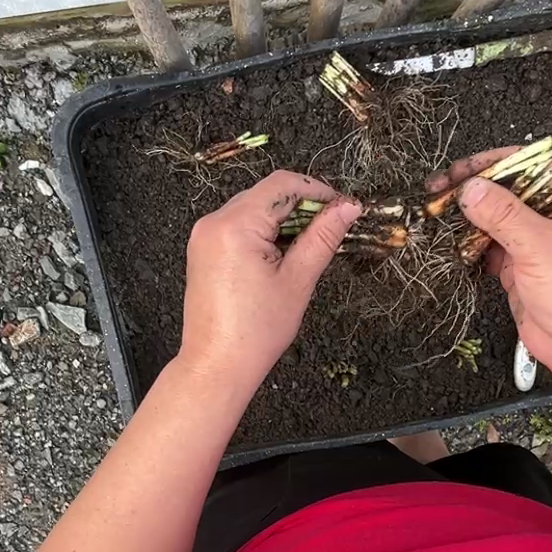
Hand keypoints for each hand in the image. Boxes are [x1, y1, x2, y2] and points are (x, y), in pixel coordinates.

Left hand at [177, 170, 361, 386]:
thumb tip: (348, 208)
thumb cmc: (254, 332)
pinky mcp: (203, 251)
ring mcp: (204, 237)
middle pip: (266, 194)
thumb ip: (323, 237)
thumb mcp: (297, 280)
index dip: (317, 191)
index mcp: (235, 226)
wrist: (217, 366)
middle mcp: (213, 223)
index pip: (282, 185)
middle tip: (330, 230)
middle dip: (301, 207)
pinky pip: (238, 227)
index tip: (341, 208)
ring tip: (306, 250)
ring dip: (283, 221)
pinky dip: (263, 234)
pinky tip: (281, 257)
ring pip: (253, 209)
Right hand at [436, 149, 551, 381]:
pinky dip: (471, 245)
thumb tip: (469, 188)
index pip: (533, 162)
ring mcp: (538, 239)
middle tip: (439, 193)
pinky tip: (451, 244)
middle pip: (510, 189)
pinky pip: (490, 246)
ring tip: (437, 217)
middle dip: (475, 191)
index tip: (460, 172)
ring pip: (496, 218)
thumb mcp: (542, 247)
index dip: (494, 163)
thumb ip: (504, 215)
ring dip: (468, 219)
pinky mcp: (521, 265)